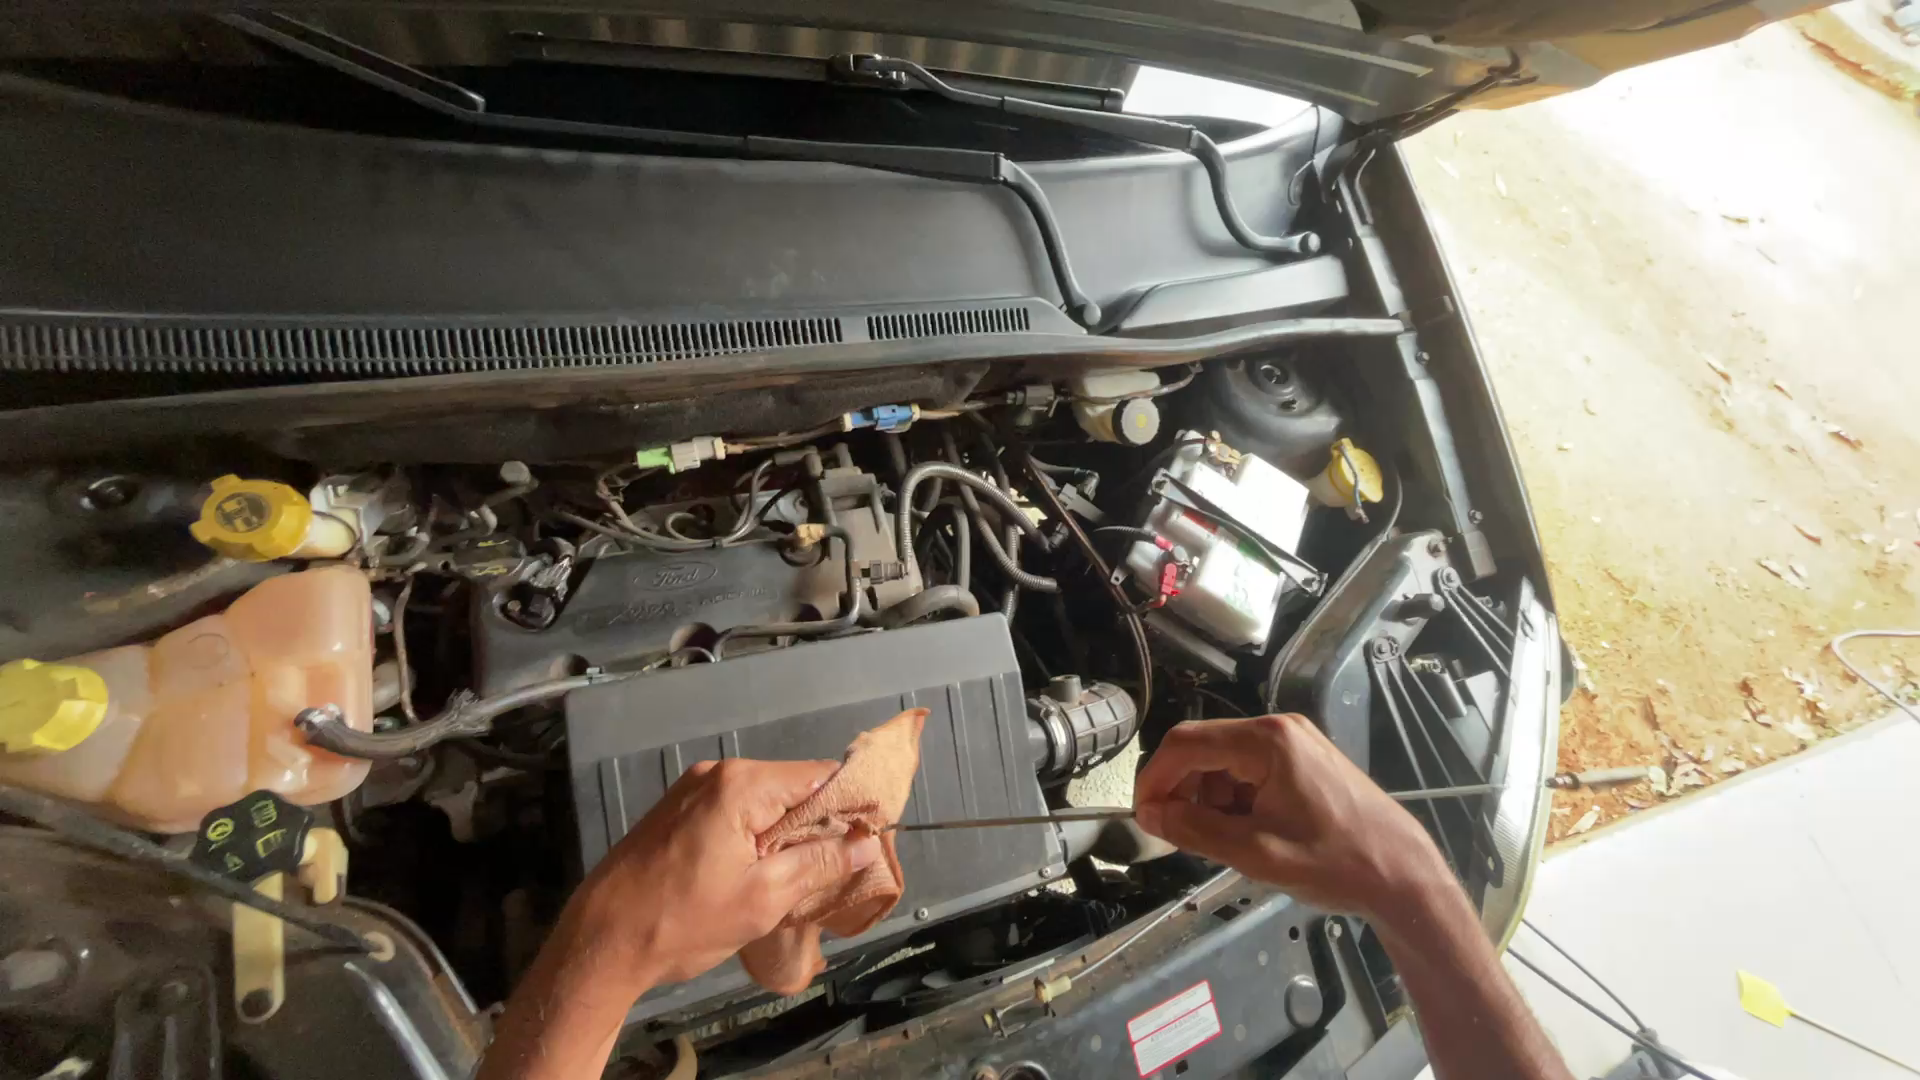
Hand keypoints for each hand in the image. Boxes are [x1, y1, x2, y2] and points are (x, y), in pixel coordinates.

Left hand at [569, 757, 881, 986]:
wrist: (597, 944)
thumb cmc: (682, 922)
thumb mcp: (763, 899)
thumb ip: (819, 863)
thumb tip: (865, 844)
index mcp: (742, 785)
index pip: (819, 775)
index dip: (847, 805)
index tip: (863, 838)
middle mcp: (719, 772)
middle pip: (792, 784)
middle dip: (814, 822)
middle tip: (826, 866)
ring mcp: (695, 786)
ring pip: (764, 797)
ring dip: (783, 829)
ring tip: (790, 873)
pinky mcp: (680, 806)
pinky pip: (735, 805)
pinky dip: (754, 830)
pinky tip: (753, 867)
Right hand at [1133, 713, 1449, 924]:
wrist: (1407, 877)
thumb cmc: (1336, 864)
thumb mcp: (1257, 854)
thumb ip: (1195, 831)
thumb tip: (1150, 814)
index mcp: (1266, 740)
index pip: (1186, 743)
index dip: (1155, 777)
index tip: (1143, 815)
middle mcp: (1276, 727)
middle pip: (1203, 748)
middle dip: (1181, 789)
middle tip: (1174, 832)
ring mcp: (1291, 740)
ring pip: (1221, 759)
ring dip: (1206, 796)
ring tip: (1216, 838)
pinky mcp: (1300, 756)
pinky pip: (1246, 767)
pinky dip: (1231, 796)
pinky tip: (1241, 829)